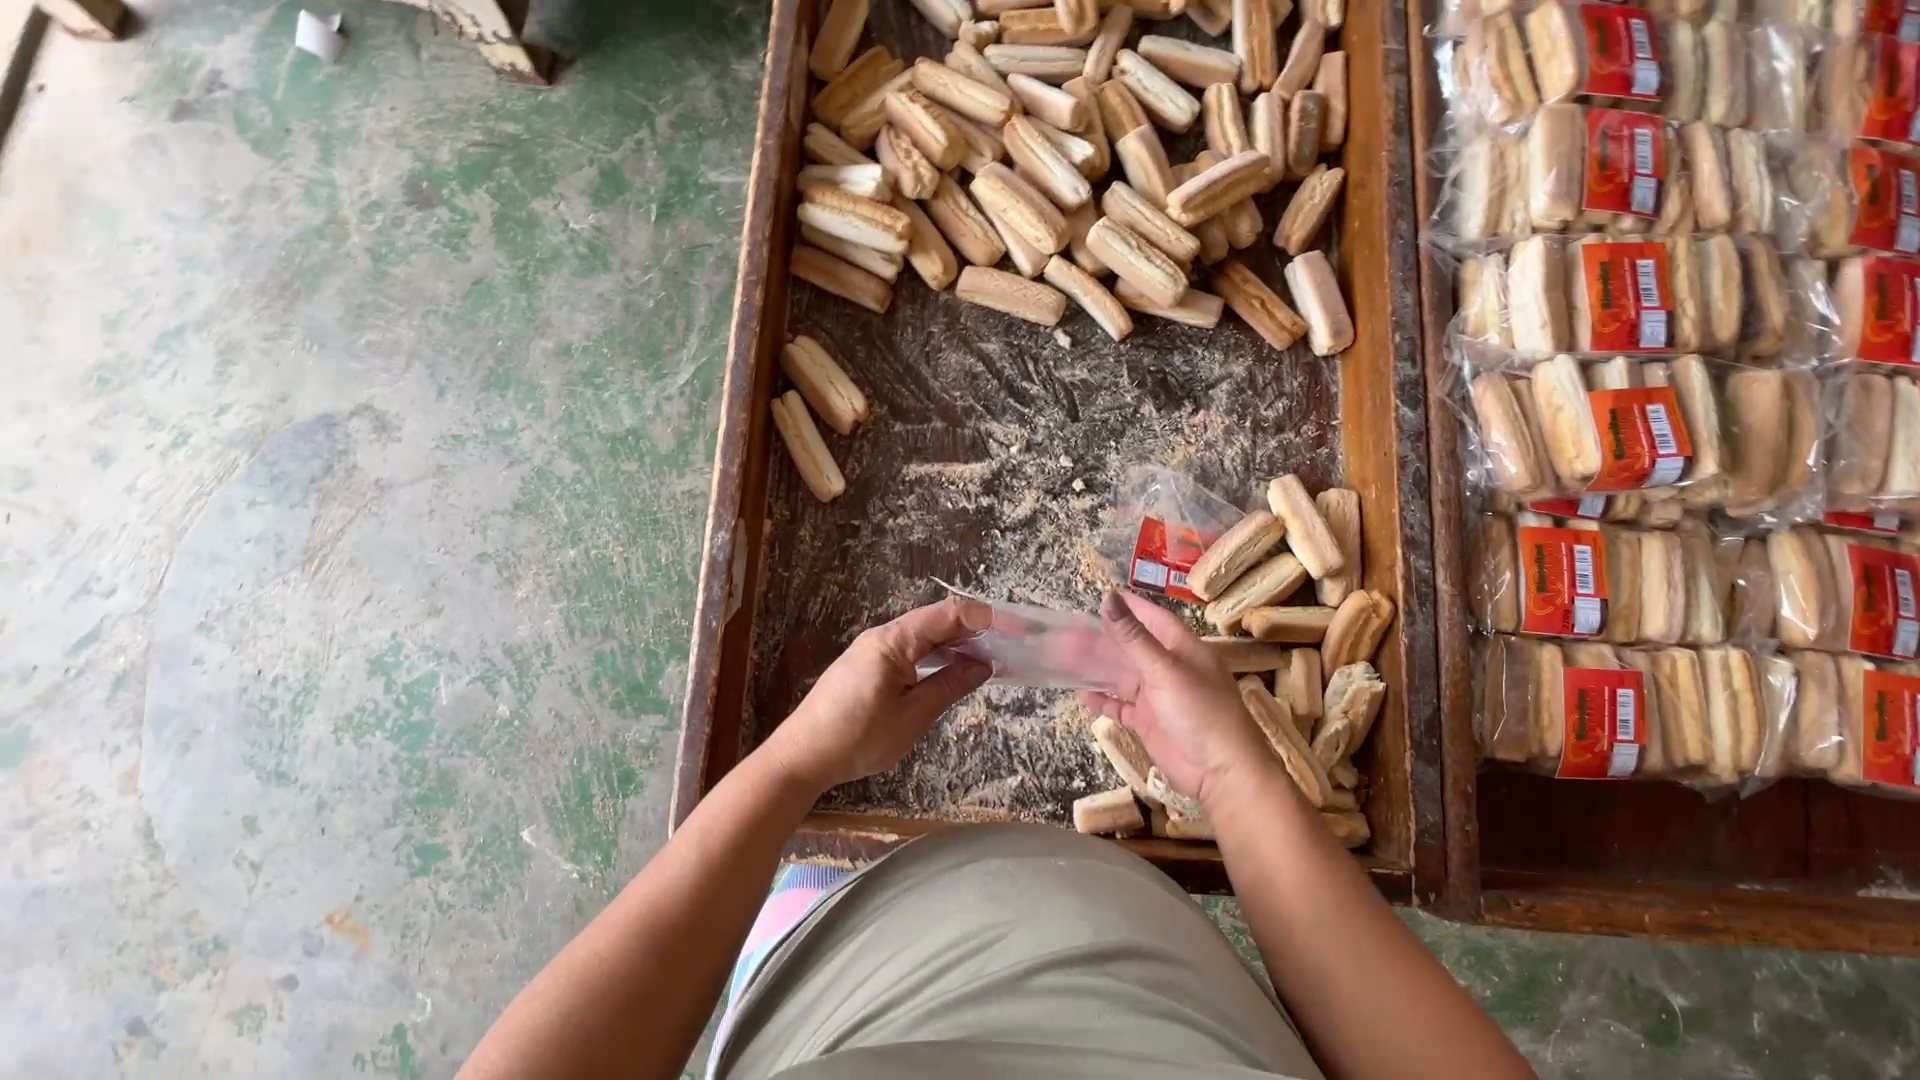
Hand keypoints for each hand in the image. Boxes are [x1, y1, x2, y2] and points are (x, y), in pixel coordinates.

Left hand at [763, 595, 993, 793]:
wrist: (803, 756)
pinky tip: (954, 670)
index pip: (948, 614)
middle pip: (936, 621)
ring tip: (991, 657)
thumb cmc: (858, 737)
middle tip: (1012, 643)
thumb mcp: (913, 715)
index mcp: (893, 641)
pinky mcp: (867, 667)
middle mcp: (882, 637)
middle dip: (975, 629)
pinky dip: (936, 657)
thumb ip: (950, 685)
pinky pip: (910, 651)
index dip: (985, 618)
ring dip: (956, 644)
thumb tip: (983, 665)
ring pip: (924, 637)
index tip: (1016, 628)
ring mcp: (872, 651)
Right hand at [1078, 592, 1275, 808]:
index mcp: (1181, 649)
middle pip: (1131, 648)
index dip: (1130, 607)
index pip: (1153, 619)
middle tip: (1069, 631)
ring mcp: (1158, 697)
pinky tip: (1082, 693)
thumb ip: (1132, 636)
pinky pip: (1121, 706)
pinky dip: (1103, 699)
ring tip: (1065, 658)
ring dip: (1097, 668)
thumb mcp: (1163, 669)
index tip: (1103, 596)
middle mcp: (1169, 669)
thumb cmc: (1199, 711)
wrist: (1220, 772)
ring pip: (1122, 676)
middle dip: (1102, 640)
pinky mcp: (1149, 722)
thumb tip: (1109, 598)